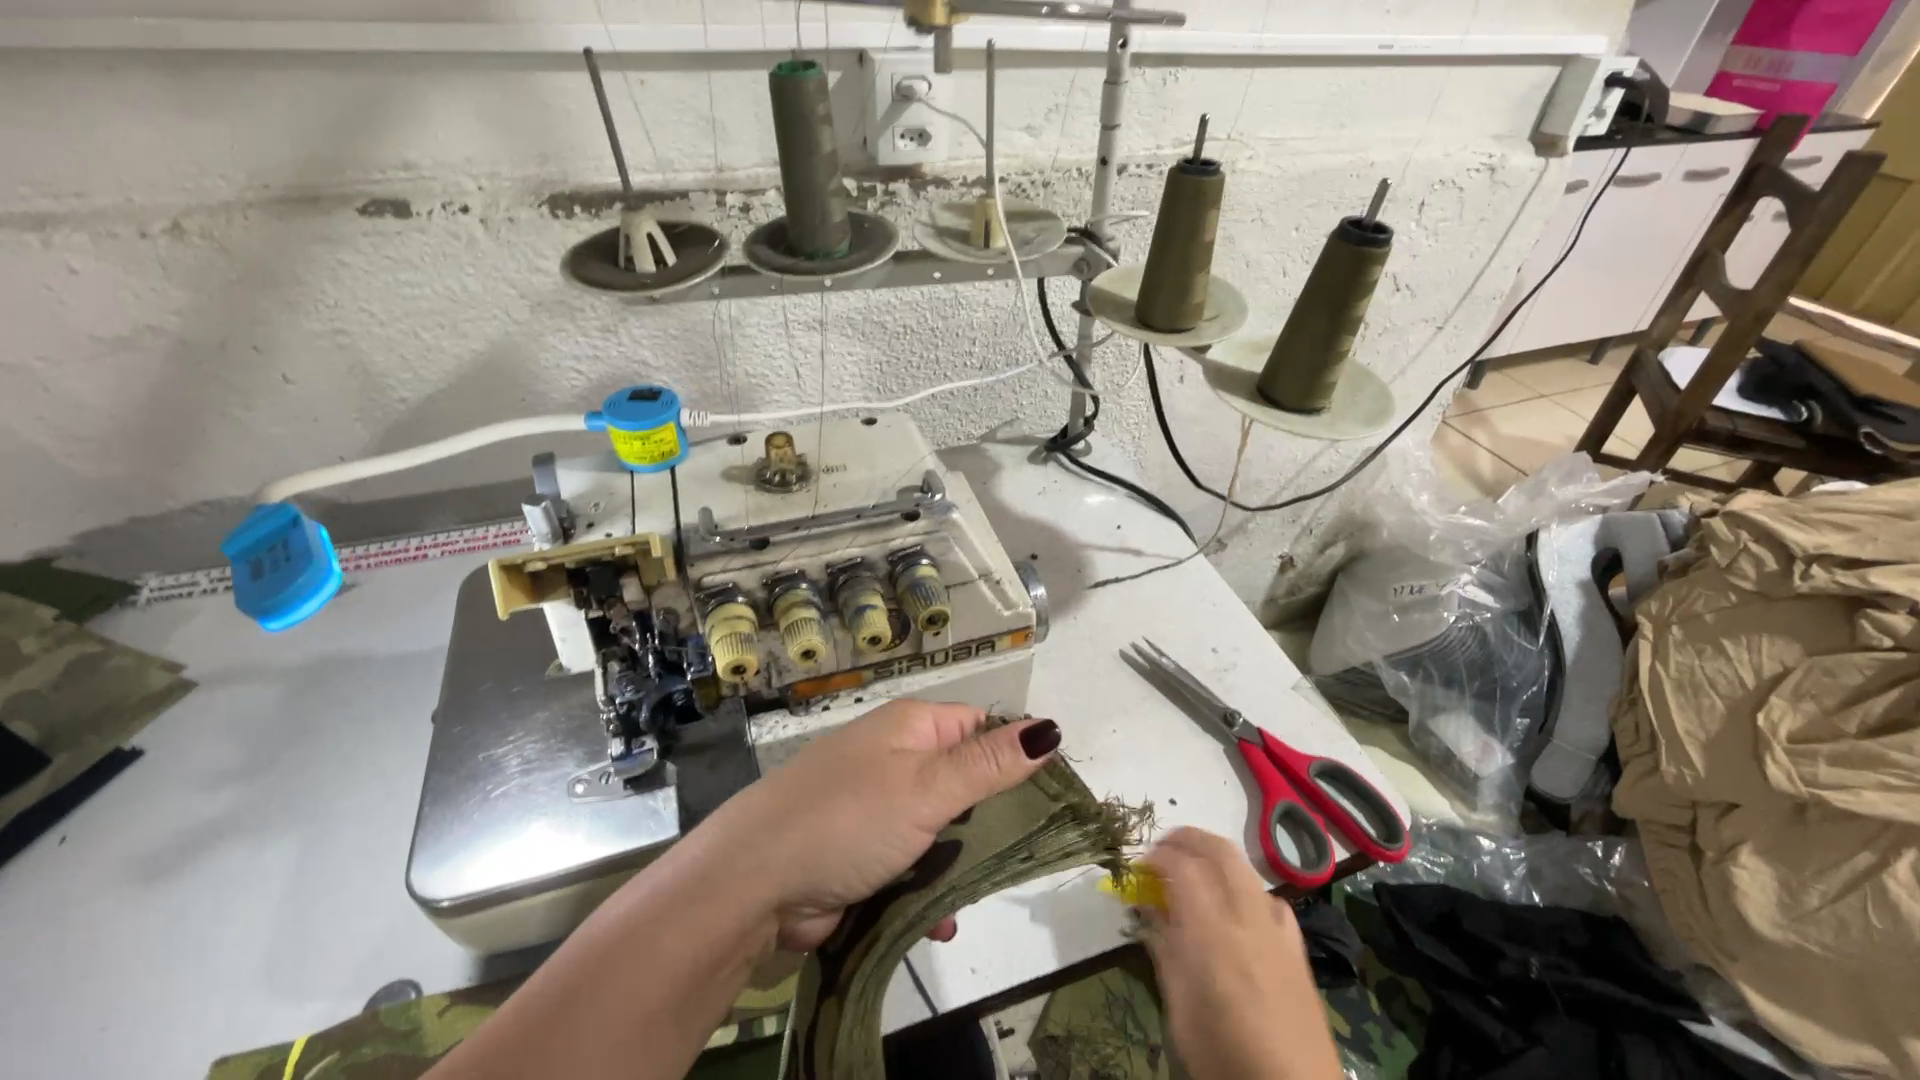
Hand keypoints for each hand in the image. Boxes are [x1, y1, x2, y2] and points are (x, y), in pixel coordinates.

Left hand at [699, 700, 1060, 951]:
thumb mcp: (928, 787)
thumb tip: (1050, 726)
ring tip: (970, 897)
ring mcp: (874, 808)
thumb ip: (990, 763)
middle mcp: (893, 759)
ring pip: (940, 832)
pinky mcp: (861, 854)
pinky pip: (910, 867)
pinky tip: (939, 923)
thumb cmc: (850, 820)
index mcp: (911, 727)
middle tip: (1011, 855)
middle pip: (963, 784)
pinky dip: (926, 891)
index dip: (1012, 757)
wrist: (754, 881)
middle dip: (985, 824)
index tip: (1045, 799)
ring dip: (957, 867)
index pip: (980, 728)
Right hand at [1140, 828, 1341, 1079]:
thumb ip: (1165, 950)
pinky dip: (1244, 888)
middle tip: (1161, 850)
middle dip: (1187, 839)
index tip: (1138, 866)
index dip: (1156, 856)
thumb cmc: (1224, 1055)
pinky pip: (1268, 898)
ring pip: (1245, 869)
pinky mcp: (1297, 947)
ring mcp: (1278, 929)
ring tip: (1191, 875)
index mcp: (1212, 932)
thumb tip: (1150, 910)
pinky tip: (1235, 912)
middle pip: (1219, 850)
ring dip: (1214, 858)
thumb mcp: (1179, 1007)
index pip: (1182, 866)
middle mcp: (1248, 917)